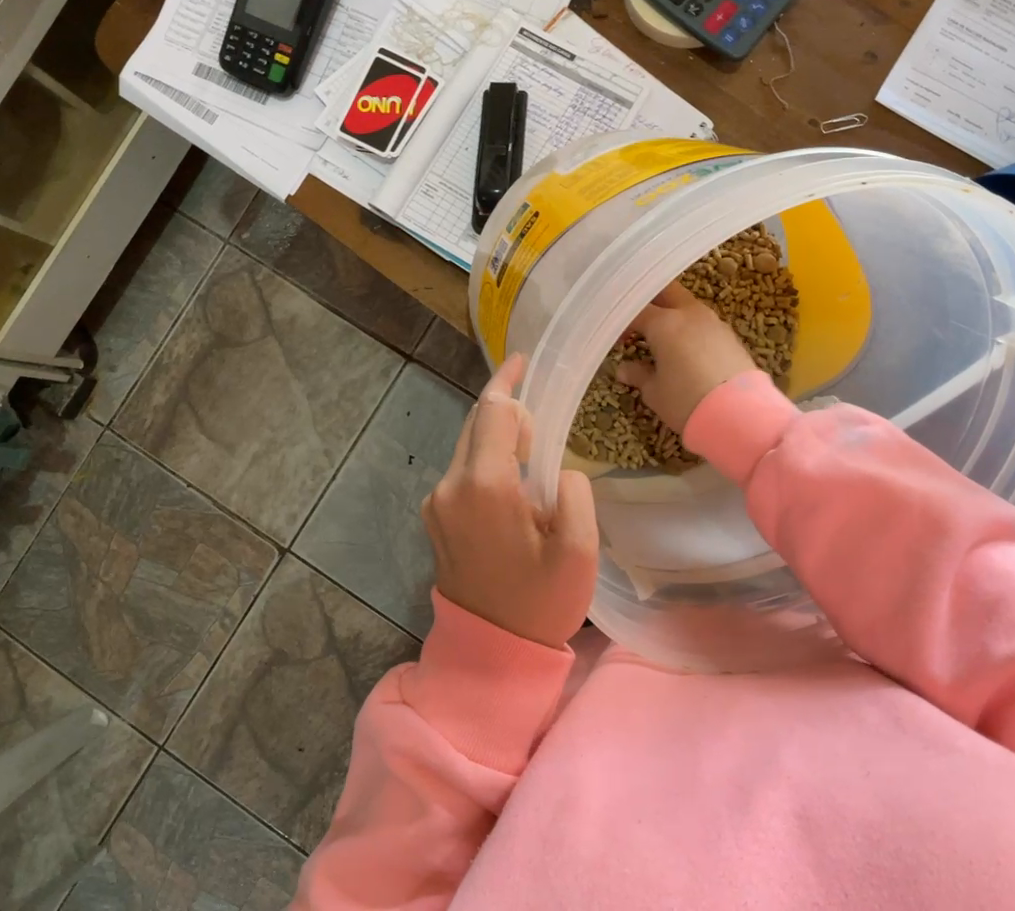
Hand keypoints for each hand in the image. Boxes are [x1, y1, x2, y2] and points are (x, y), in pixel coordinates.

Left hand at [422, 354, 599, 648]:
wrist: (490, 651)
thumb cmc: (540, 603)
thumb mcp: (579, 551)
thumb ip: (573, 493)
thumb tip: (555, 469)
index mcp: (485, 487)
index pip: (493, 413)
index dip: (509, 383)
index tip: (523, 362)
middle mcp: (451, 486)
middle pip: (475, 424)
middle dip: (503, 404)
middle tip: (534, 397)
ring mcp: (437, 502)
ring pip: (468, 447)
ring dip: (496, 435)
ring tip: (532, 445)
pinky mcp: (435, 517)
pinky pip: (462, 472)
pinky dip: (486, 460)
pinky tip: (512, 476)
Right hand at [615, 282, 755, 432]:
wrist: (739, 414)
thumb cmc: (686, 400)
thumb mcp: (654, 392)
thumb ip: (639, 374)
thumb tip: (625, 369)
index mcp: (665, 323)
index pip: (637, 311)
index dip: (623, 322)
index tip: (616, 337)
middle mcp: (690, 315)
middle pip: (666, 293)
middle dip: (650, 303)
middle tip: (638, 323)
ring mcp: (714, 324)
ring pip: (687, 307)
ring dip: (672, 315)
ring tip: (661, 339)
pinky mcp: (730, 338)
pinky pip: (703, 324)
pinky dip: (690, 330)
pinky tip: (685, 351)